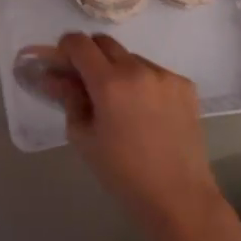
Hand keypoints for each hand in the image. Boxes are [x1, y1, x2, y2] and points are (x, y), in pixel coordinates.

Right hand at [46, 33, 227, 240]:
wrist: (179, 198)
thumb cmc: (123, 174)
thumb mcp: (84, 139)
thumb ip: (68, 100)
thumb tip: (54, 77)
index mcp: (109, 83)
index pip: (78, 42)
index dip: (66, 48)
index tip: (64, 65)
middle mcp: (137, 69)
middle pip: (105, 42)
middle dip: (91, 55)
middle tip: (89, 83)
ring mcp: (164, 75)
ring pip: (131, 58)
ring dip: (119, 70)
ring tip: (123, 104)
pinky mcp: (185, 85)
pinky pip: (155, 73)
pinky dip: (144, 83)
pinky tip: (148, 112)